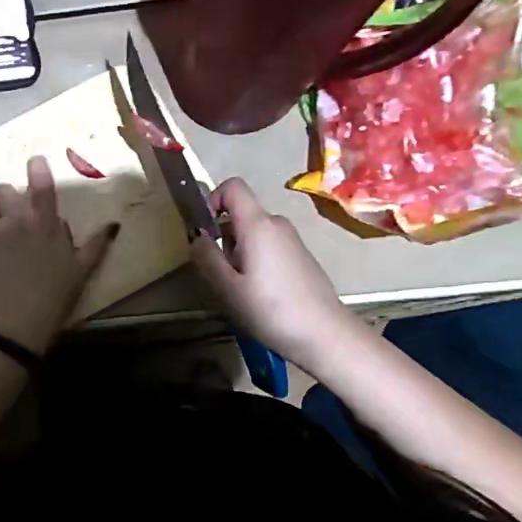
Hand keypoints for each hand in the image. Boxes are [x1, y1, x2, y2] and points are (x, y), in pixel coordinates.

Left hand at [0, 155, 117, 353]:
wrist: (14, 321)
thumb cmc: (53, 299)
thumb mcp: (81, 272)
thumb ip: (97, 245)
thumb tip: (114, 225)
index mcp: (47, 225)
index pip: (43, 186)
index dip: (38, 169)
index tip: (35, 161)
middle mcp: (19, 220)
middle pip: (6, 191)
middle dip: (8, 199)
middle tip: (11, 217)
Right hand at [189, 178, 362, 369]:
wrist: (324, 335)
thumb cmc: (270, 309)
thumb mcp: (226, 287)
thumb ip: (206, 257)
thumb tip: (196, 235)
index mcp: (258, 225)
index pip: (233, 186)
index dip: (212, 200)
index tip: (204, 232)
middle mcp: (277, 224)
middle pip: (240, 215)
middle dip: (222, 239)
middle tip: (221, 276)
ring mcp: (291, 240)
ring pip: (252, 234)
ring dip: (237, 255)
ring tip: (239, 290)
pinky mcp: (300, 257)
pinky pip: (267, 248)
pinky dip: (255, 263)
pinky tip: (259, 295)